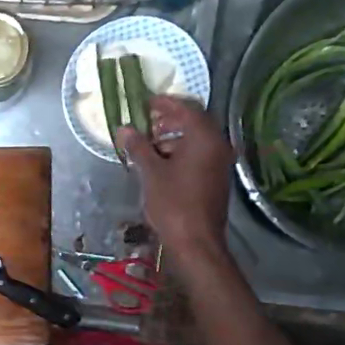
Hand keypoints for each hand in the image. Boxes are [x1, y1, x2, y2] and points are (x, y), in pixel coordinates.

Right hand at [118, 95, 231, 263]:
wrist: (196, 242)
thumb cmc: (173, 203)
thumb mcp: (151, 172)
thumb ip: (138, 147)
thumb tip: (124, 129)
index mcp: (204, 138)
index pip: (185, 108)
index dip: (164, 103)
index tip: (144, 103)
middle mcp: (217, 145)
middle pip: (193, 122)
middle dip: (168, 121)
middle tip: (145, 124)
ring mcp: (220, 163)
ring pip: (196, 140)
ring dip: (173, 138)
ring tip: (148, 146)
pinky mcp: (216, 178)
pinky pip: (199, 155)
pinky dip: (181, 153)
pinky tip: (161, 163)